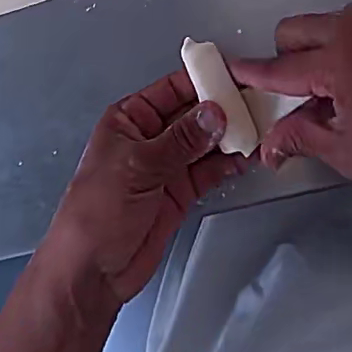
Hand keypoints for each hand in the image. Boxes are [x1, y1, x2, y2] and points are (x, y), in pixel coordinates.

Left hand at [36, 70, 247, 308]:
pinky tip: (247, 156)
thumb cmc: (97, 210)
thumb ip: (181, 140)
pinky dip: (229, 163)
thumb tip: (215, 113)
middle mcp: (151, 136)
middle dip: (223, 108)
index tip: (234, 76)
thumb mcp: (139, 166)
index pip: (172, 89)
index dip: (202, 80)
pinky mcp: (181, 191)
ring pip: (206, 141)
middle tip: (257, 103)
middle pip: (193, 113)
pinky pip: (209, 169)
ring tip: (260, 128)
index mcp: (131, 118)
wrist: (91, 275)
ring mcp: (168, 164)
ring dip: (231, 136)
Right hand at [229, 3, 351, 203]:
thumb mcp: (350, 153)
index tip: (233, 71)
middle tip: (302, 95)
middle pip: (295, 28)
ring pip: (326, 20)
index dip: (253, 74)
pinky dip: (349, 40)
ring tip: (340, 86)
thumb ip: (302, 137)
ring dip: (319, 46)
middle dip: (286, 58)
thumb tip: (268, 143)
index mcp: (339, 63)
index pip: (281, 68)